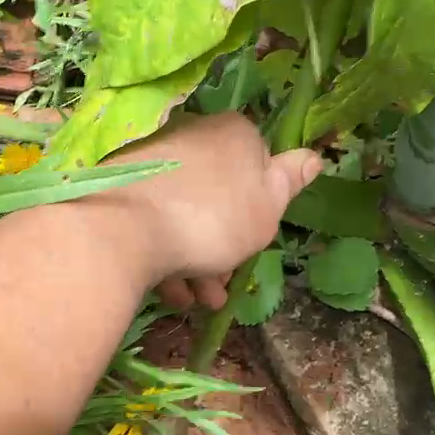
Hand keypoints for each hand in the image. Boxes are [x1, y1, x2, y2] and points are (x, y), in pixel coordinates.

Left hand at [87, 114, 321, 309]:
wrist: (127, 229)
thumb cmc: (214, 220)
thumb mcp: (267, 209)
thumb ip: (289, 182)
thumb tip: (312, 155)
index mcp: (235, 133)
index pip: (258, 167)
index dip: (260, 211)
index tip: (253, 247)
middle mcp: (193, 136)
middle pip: (219, 198)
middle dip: (224, 249)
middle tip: (219, 289)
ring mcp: (155, 161)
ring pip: (187, 216)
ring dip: (197, 264)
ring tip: (196, 301)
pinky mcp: (122, 188)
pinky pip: (156, 223)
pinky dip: (166, 256)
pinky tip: (170, 292)